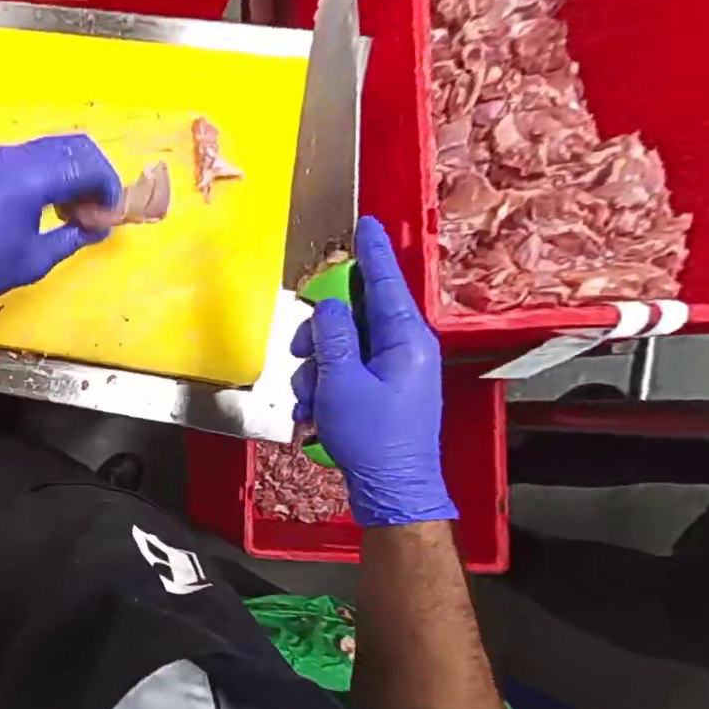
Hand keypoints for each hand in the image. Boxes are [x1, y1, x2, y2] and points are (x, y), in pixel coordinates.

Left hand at [0, 134, 121, 325]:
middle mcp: (15, 158)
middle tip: (97, 209)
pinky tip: (50, 203)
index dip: (107, 186)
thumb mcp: (36, 259)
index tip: (112, 211)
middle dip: (94, 174)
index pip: (85, 165)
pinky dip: (51, 172)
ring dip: (73, 172)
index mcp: (29, 180)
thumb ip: (74, 238)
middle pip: (73, 147)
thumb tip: (100, 227)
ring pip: (53, 148)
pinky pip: (32, 156)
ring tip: (75, 211)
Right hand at [290, 216, 457, 527]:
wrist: (390, 485)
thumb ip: (334, 337)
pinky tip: (317, 411)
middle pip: (354, 318)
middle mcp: (403, 349)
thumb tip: (332, 304)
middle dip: (320, 335)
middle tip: (302, 355)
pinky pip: (343, 373)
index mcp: (406, 339)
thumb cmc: (371, 435)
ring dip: (316, 371)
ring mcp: (392, 371)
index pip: (387, 283)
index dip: (372, 252)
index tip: (366, 224)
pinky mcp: (379, 390)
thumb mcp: (342, 382)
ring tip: (312, 401)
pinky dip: (323, 388)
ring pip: (340, 348)